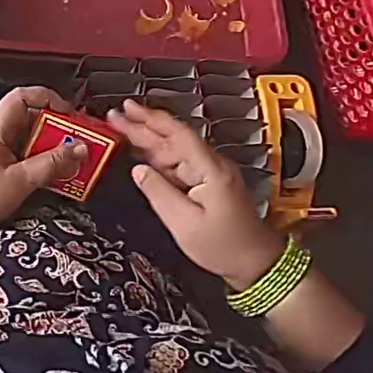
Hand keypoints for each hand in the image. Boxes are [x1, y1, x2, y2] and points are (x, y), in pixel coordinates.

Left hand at [0, 87, 86, 237]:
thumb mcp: (21, 181)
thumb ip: (53, 163)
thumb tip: (78, 149)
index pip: (21, 96)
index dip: (48, 99)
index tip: (68, 115)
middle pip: (30, 116)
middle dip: (55, 127)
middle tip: (74, 139)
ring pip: (29, 135)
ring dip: (50, 144)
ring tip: (68, 157)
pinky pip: (23, 150)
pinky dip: (40, 157)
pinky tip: (53, 170)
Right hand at [107, 99, 285, 286]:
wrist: (257, 263)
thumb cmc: (225, 247)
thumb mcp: (184, 224)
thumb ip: (158, 193)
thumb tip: (138, 171)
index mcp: (210, 170)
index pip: (177, 135)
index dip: (150, 119)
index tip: (127, 109)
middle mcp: (212, 165)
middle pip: (173, 138)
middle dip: (142, 125)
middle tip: (115, 115)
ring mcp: (211, 172)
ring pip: (174, 149)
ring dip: (148, 139)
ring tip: (121, 129)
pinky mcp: (208, 182)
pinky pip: (179, 163)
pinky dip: (158, 156)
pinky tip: (142, 153)